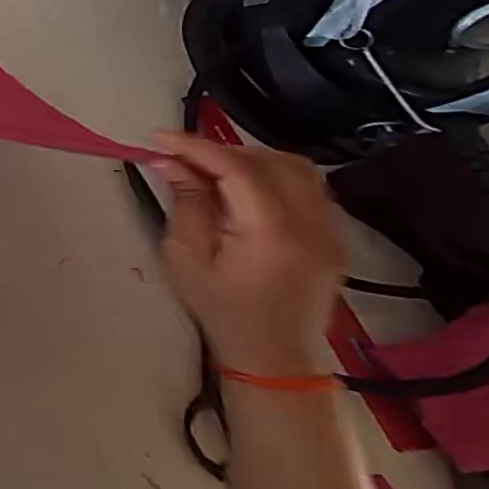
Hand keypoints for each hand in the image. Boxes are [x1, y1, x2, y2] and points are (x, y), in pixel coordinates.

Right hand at [150, 131, 346, 376]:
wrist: (273, 351)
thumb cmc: (219, 305)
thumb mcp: (185, 255)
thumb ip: (185, 203)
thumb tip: (171, 163)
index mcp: (272, 232)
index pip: (238, 169)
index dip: (196, 146)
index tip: (157, 138)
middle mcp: (312, 224)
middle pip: (273, 162)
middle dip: (221, 149)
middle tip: (178, 154)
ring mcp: (330, 230)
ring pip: (297, 169)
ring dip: (249, 158)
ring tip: (207, 165)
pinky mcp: (331, 235)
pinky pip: (306, 187)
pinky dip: (269, 173)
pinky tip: (237, 184)